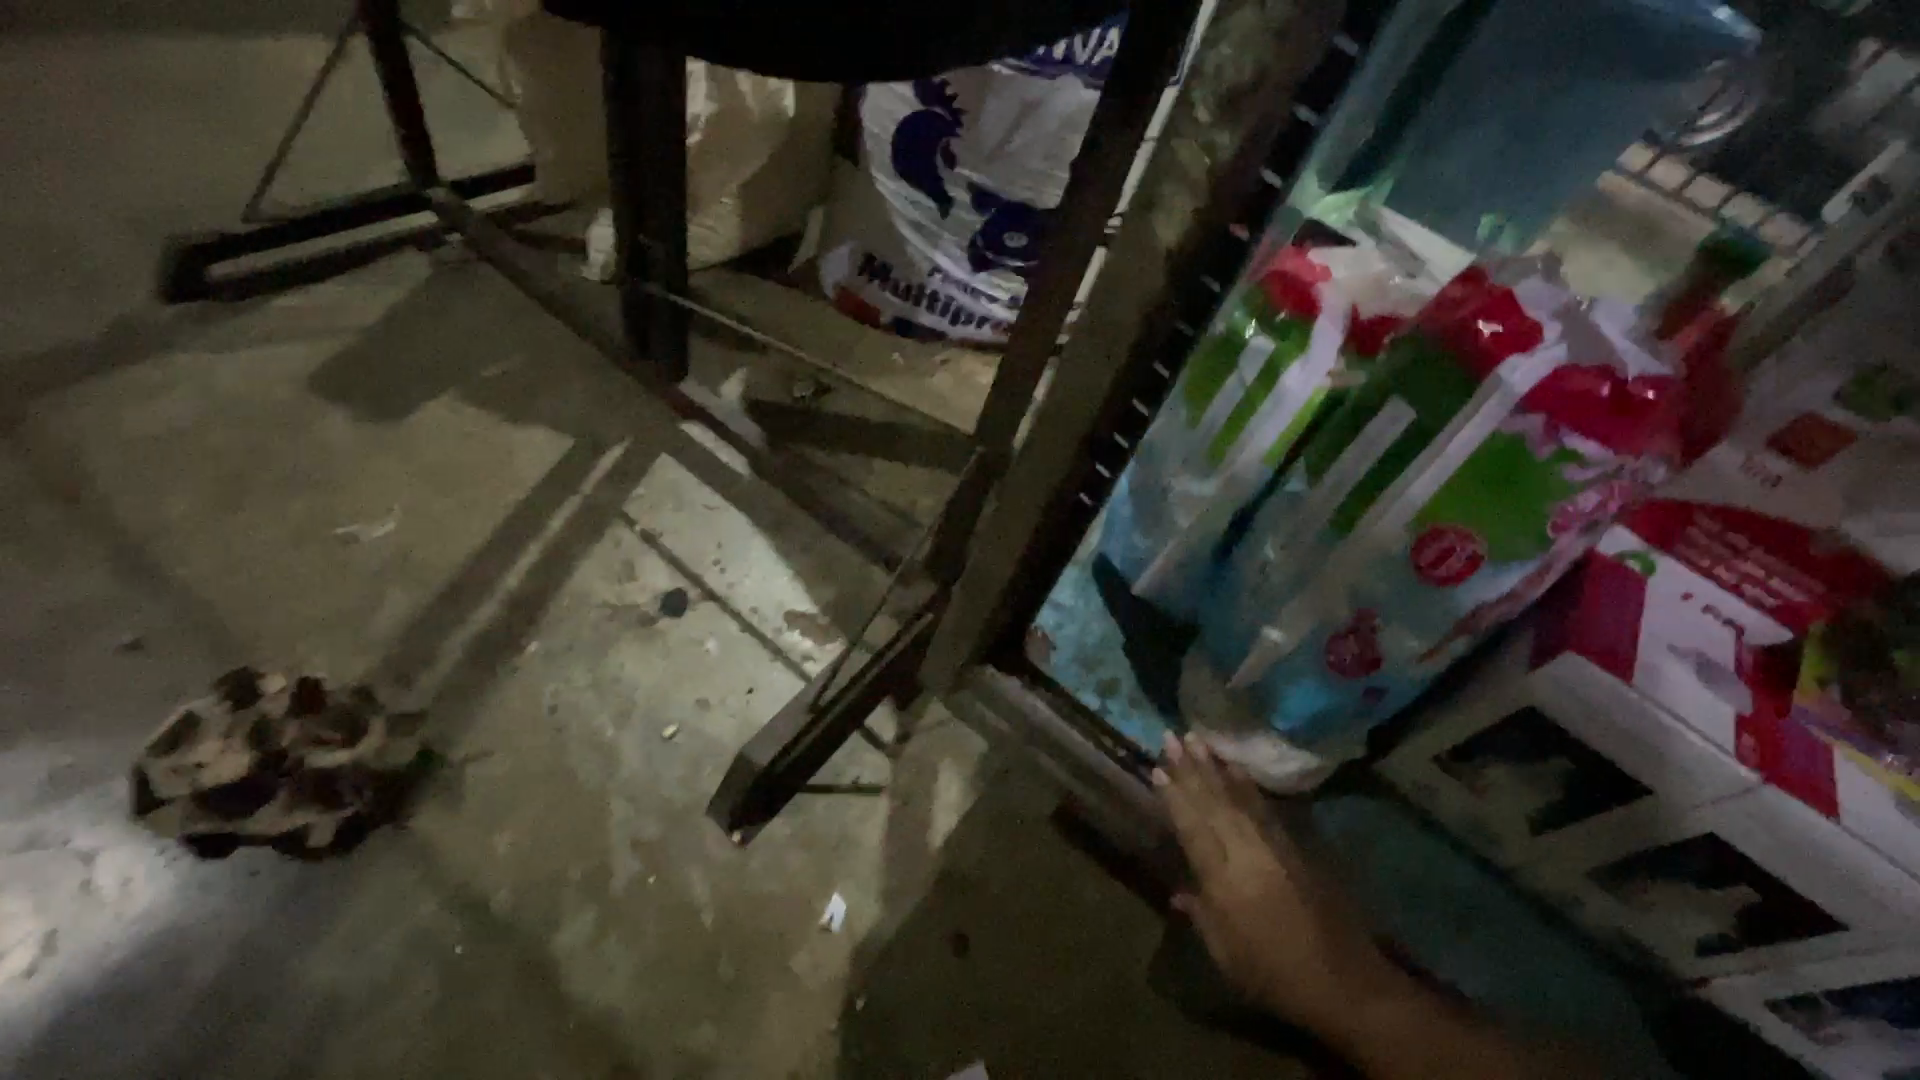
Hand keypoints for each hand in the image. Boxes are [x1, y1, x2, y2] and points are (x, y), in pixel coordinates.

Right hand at [1154, 733, 1402, 1034]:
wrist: (1346, 983)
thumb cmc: (1275, 976)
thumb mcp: (1227, 957)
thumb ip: (1201, 916)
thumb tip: (1178, 891)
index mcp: (1225, 883)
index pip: (1194, 830)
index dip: (1174, 798)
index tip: (1157, 768)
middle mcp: (1249, 855)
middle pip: (1215, 804)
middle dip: (1191, 769)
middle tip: (1171, 737)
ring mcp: (1276, 847)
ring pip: (1239, 799)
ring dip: (1216, 767)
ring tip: (1197, 739)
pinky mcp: (1297, 848)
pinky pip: (1265, 807)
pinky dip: (1247, 785)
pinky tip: (1236, 769)